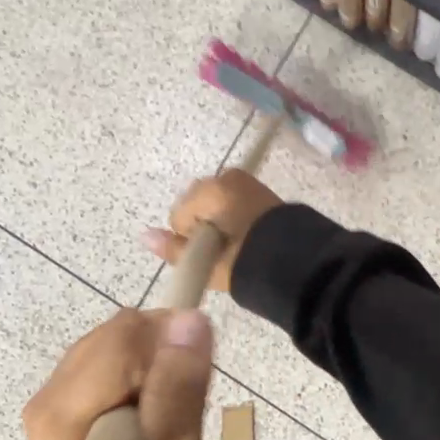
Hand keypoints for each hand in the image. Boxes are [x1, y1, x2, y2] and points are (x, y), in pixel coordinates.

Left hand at [22, 308, 227, 439]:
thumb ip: (179, 393)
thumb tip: (192, 321)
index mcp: (57, 423)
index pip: (116, 350)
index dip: (165, 356)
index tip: (193, 387)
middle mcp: (48, 398)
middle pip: (118, 334)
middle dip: (163, 355)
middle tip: (185, 400)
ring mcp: (61, 385)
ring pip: (125, 330)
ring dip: (161, 356)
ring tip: (173, 402)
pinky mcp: (78, 376)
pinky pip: (125, 338)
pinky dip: (155, 355)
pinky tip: (160, 393)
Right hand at [141, 168, 282, 292]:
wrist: (295, 263)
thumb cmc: (245, 262)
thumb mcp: (209, 261)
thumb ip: (175, 248)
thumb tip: (144, 235)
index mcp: (210, 189)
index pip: (181, 214)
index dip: (189, 237)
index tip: (207, 256)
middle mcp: (226, 177)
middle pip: (197, 205)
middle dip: (204, 227)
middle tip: (221, 253)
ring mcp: (245, 182)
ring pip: (216, 205)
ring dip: (219, 224)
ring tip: (235, 248)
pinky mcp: (261, 191)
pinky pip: (234, 203)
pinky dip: (234, 219)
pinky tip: (247, 238)